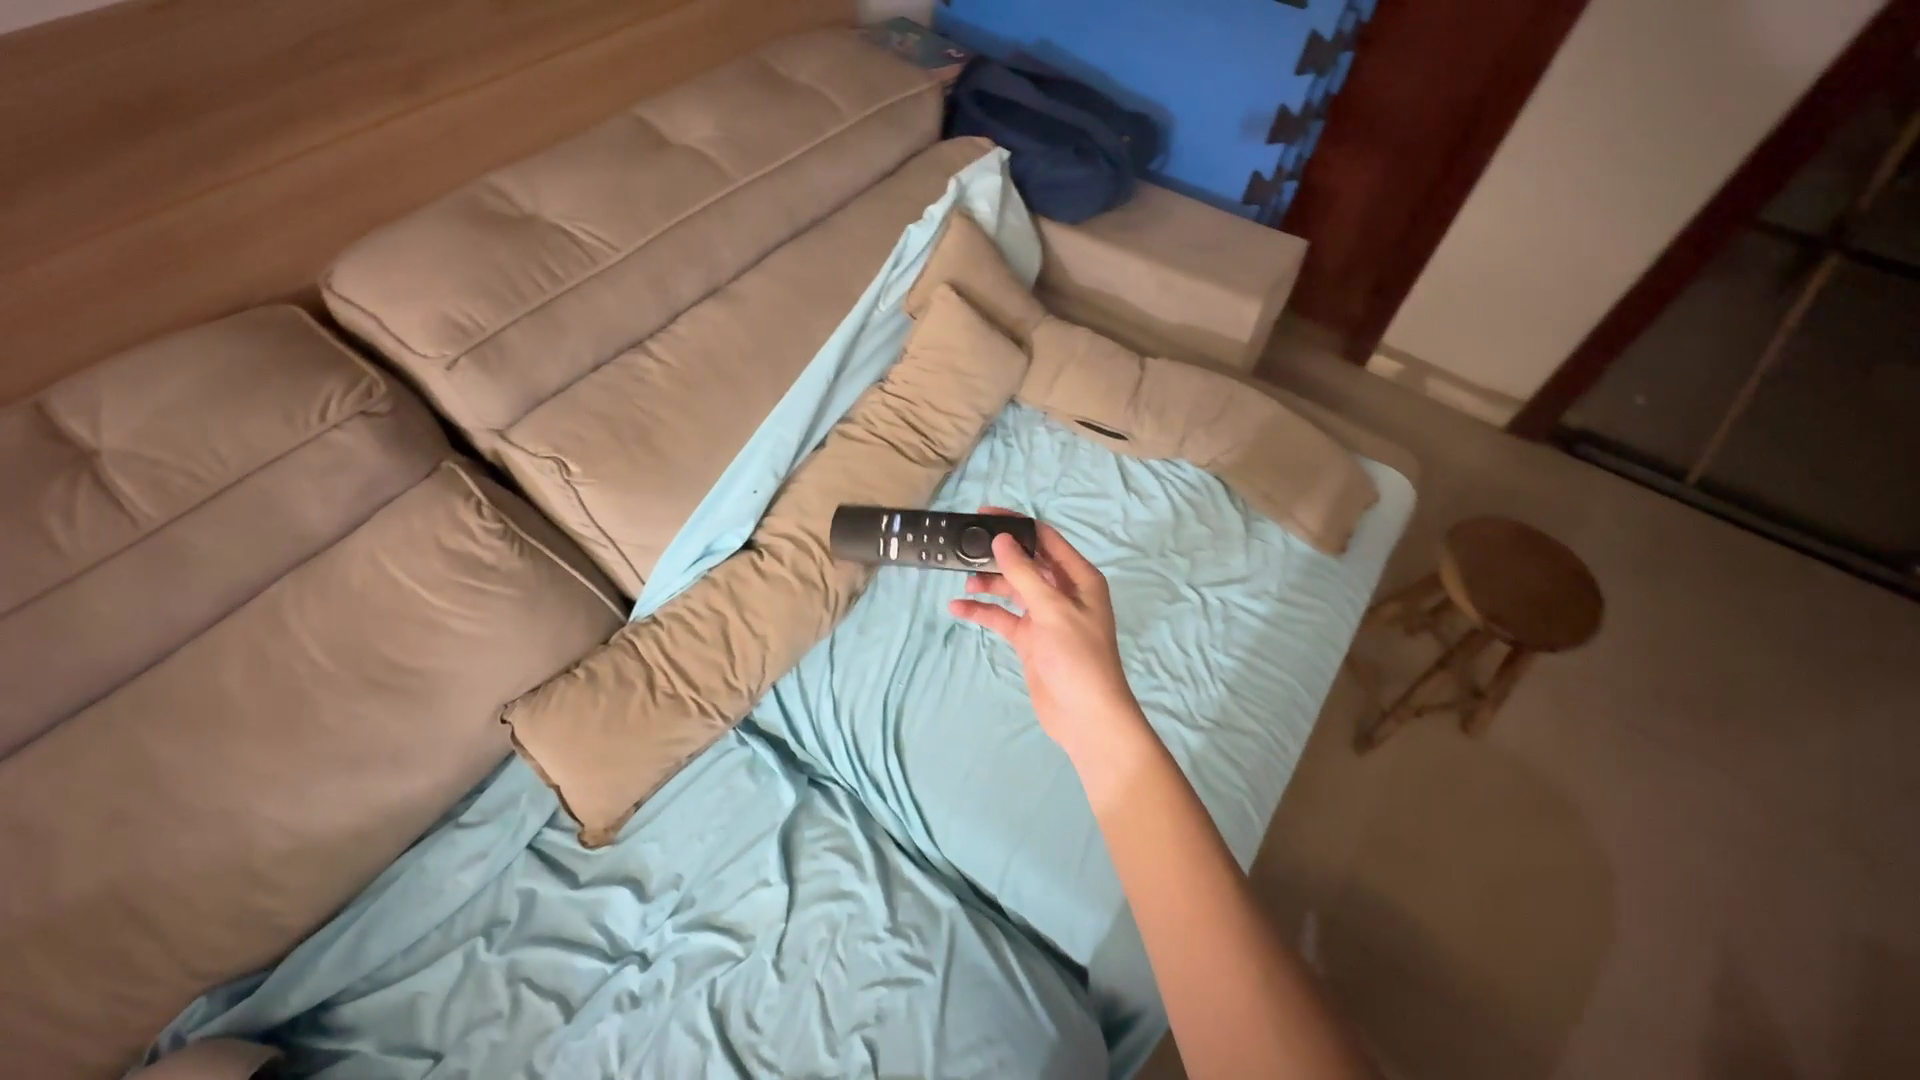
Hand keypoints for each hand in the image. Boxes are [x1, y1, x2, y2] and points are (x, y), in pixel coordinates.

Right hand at [947, 508, 1151, 773]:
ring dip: (989, 583)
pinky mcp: (1030, 640)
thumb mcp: (1052, 609)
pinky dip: (983, 611)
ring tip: (964, 580)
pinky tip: (959, 608)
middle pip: (1026, 563)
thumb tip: (1002, 539)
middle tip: (965, 546)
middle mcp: (1063, 592)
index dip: (1017, 525)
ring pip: (1012, 589)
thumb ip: (1024, 573)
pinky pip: (1003, 618)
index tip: (984, 514)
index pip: (1045, 539)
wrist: (1085, 715)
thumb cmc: (1078, 656)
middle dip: (998, 555)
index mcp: (1079, 578)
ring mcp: (1045, 617)